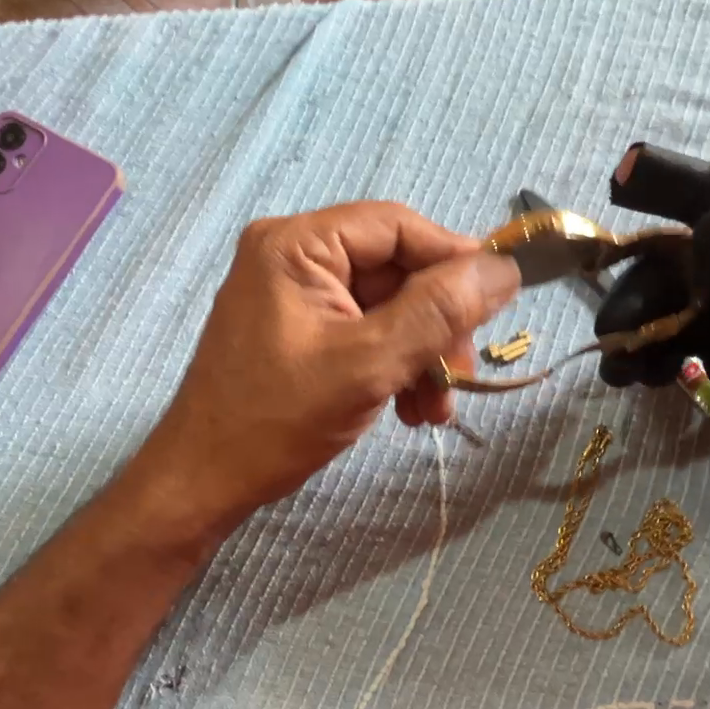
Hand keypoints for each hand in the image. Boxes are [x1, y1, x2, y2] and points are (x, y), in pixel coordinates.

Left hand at [136, 202, 519, 534]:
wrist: (205, 482)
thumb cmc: (277, 420)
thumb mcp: (368, 364)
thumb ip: (439, 311)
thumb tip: (504, 268)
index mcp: (297, 245)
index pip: (397, 227)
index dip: (453, 260)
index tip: (497, 303)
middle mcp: (293, 256)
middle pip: (395, 270)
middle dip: (436, 326)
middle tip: (461, 376)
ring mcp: (293, 296)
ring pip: (386, 308)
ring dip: (420, 356)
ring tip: (434, 411)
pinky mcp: (297, 332)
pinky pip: (363, 333)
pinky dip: (392, 367)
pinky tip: (409, 411)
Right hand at [595, 144, 709, 603]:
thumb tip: (706, 225)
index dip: (684, 183)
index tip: (623, 171)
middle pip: (697, 257)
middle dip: (647, 284)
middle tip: (611, 328)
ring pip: (678, 301)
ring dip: (639, 324)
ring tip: (617, 367)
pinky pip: (676, 341)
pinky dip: (647, 354)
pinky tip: (633, 380)